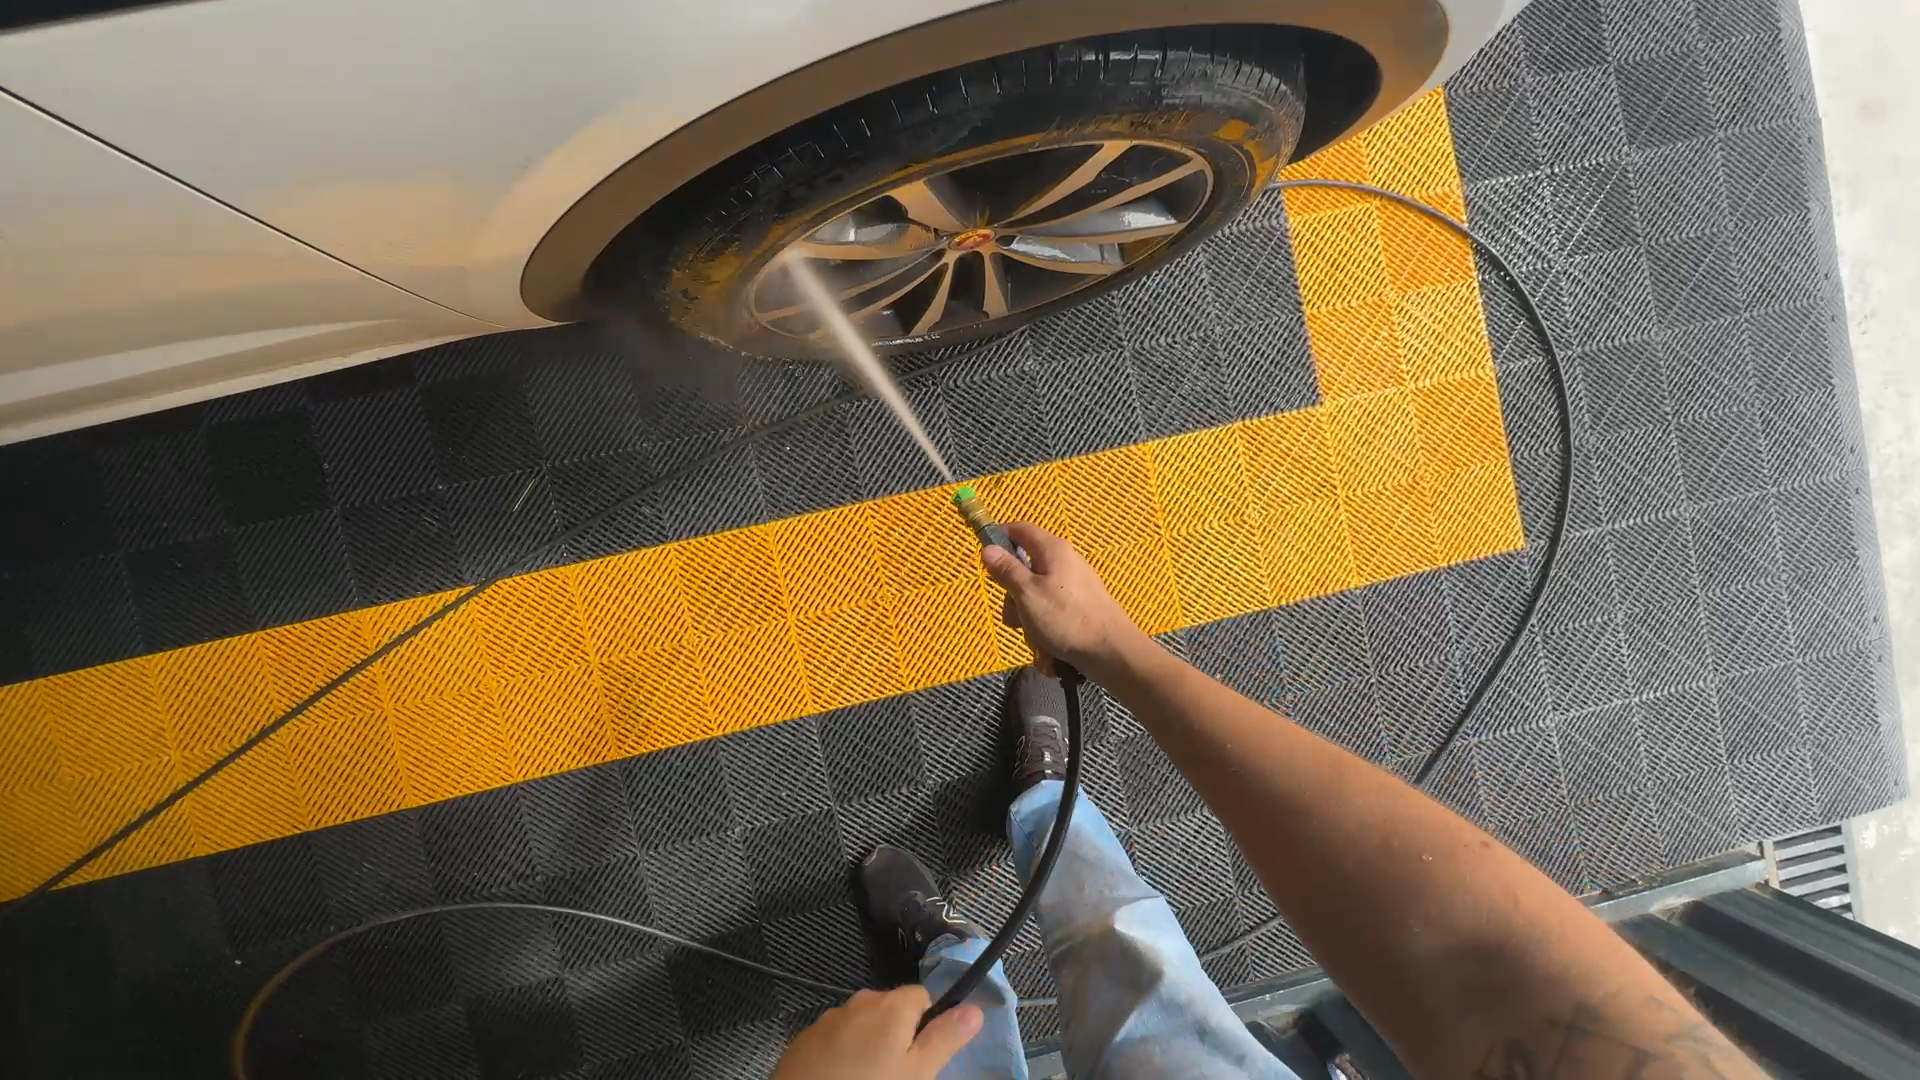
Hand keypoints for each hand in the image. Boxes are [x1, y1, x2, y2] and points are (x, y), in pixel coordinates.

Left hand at [769, 986, 982, 1079]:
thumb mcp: (916, 1073)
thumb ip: (945, 1038)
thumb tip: (975, 1009)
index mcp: (892, 1004)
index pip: (922, 996)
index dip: (927, 1025)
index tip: (921, 1056)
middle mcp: (862, 999)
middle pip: (892, 1009)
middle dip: (897, 1035)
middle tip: (896, 1073)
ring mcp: (831, 1016)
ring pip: (863, 1024)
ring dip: (869, 1044)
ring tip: (868, 1078)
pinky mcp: (807, 1037)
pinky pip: (837, 1037)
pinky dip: (843, 1052)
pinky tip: (841, 1078)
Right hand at [981, 522, 1150, 681]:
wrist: (1111, 652)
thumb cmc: (1065, 618)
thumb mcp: (1027, 594)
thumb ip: (1006, 570)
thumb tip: (988, 548)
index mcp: (1053, 550)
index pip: (1020, 530)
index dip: (999, 539)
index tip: (985, 561)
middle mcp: (1065, 561)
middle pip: (1026, 568)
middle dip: (1013, 594)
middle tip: (1013, 615)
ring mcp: (1074, 584)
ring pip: (1036, 594)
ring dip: (1028, 616)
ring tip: (1035, 637)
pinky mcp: (1080, 605)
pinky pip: (1052, 610)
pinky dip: (1045, 626)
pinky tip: (1048, 647)